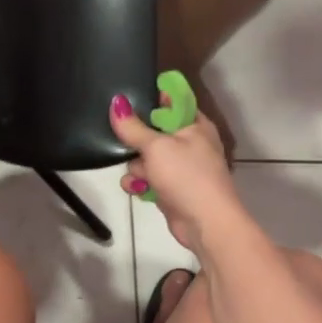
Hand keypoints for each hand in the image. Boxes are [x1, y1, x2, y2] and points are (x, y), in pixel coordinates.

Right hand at [109, 92, 239, 252]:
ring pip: (145, 156)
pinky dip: (140, 183)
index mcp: (195, 125)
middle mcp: (189, 142)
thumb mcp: (156, 147)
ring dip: (136, 166)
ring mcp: (180, 167)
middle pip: (152, 130)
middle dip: (136, 139)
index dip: (151, 99)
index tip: (128, 100)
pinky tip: (137, 189)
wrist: (205, 223)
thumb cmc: (186, 176)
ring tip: (139, 175)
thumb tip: (116, 102)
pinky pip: (147, 178)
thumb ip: (132, 126)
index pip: (172, 101)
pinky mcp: (170, 187)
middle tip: (123, 140)